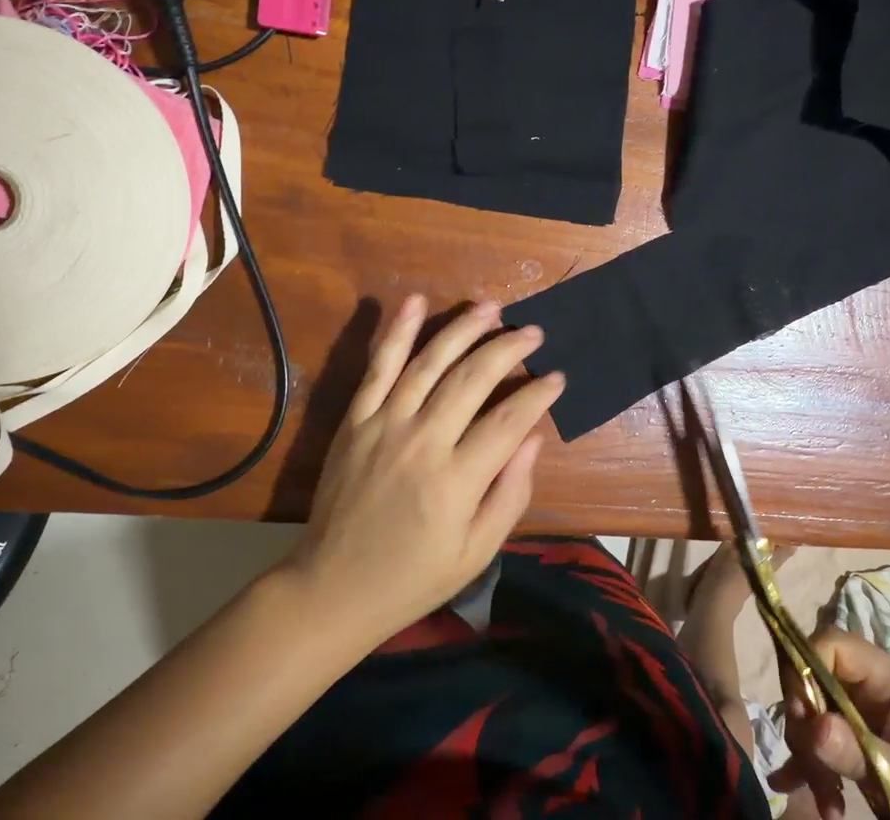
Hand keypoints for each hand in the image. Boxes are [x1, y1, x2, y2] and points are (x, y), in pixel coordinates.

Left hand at [284, 295, 564, 642]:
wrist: (333, 587)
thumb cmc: (413, 577)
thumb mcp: (476, 552)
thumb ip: (510, 494)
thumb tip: (534, 438)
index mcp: (456, 480)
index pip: (509, 420)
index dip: (538, 394)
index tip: (557, 377)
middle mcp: (422, 442)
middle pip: (472, 379)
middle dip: (507, 349)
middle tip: (533, 333)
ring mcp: (383, 426)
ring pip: (429, 363)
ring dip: (462, 329)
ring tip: (491, 307)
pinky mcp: (355, 421)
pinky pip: (377, 368)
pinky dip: (397, 333)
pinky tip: (416, 302)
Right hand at [772, 629, 889, 819]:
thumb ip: (857, 752)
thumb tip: (813, 724)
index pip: (834, 644)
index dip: (806, 667)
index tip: (799, 715)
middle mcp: (876, 688)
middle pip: (815, 679)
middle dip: (805, 724)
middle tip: (809, 767)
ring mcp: (866, 715)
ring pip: (814, 714)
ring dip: (810, 757)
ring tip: (827, 802)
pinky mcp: (858, 742)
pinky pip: (820, 741)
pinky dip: (813, 770)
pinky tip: (822, 804)